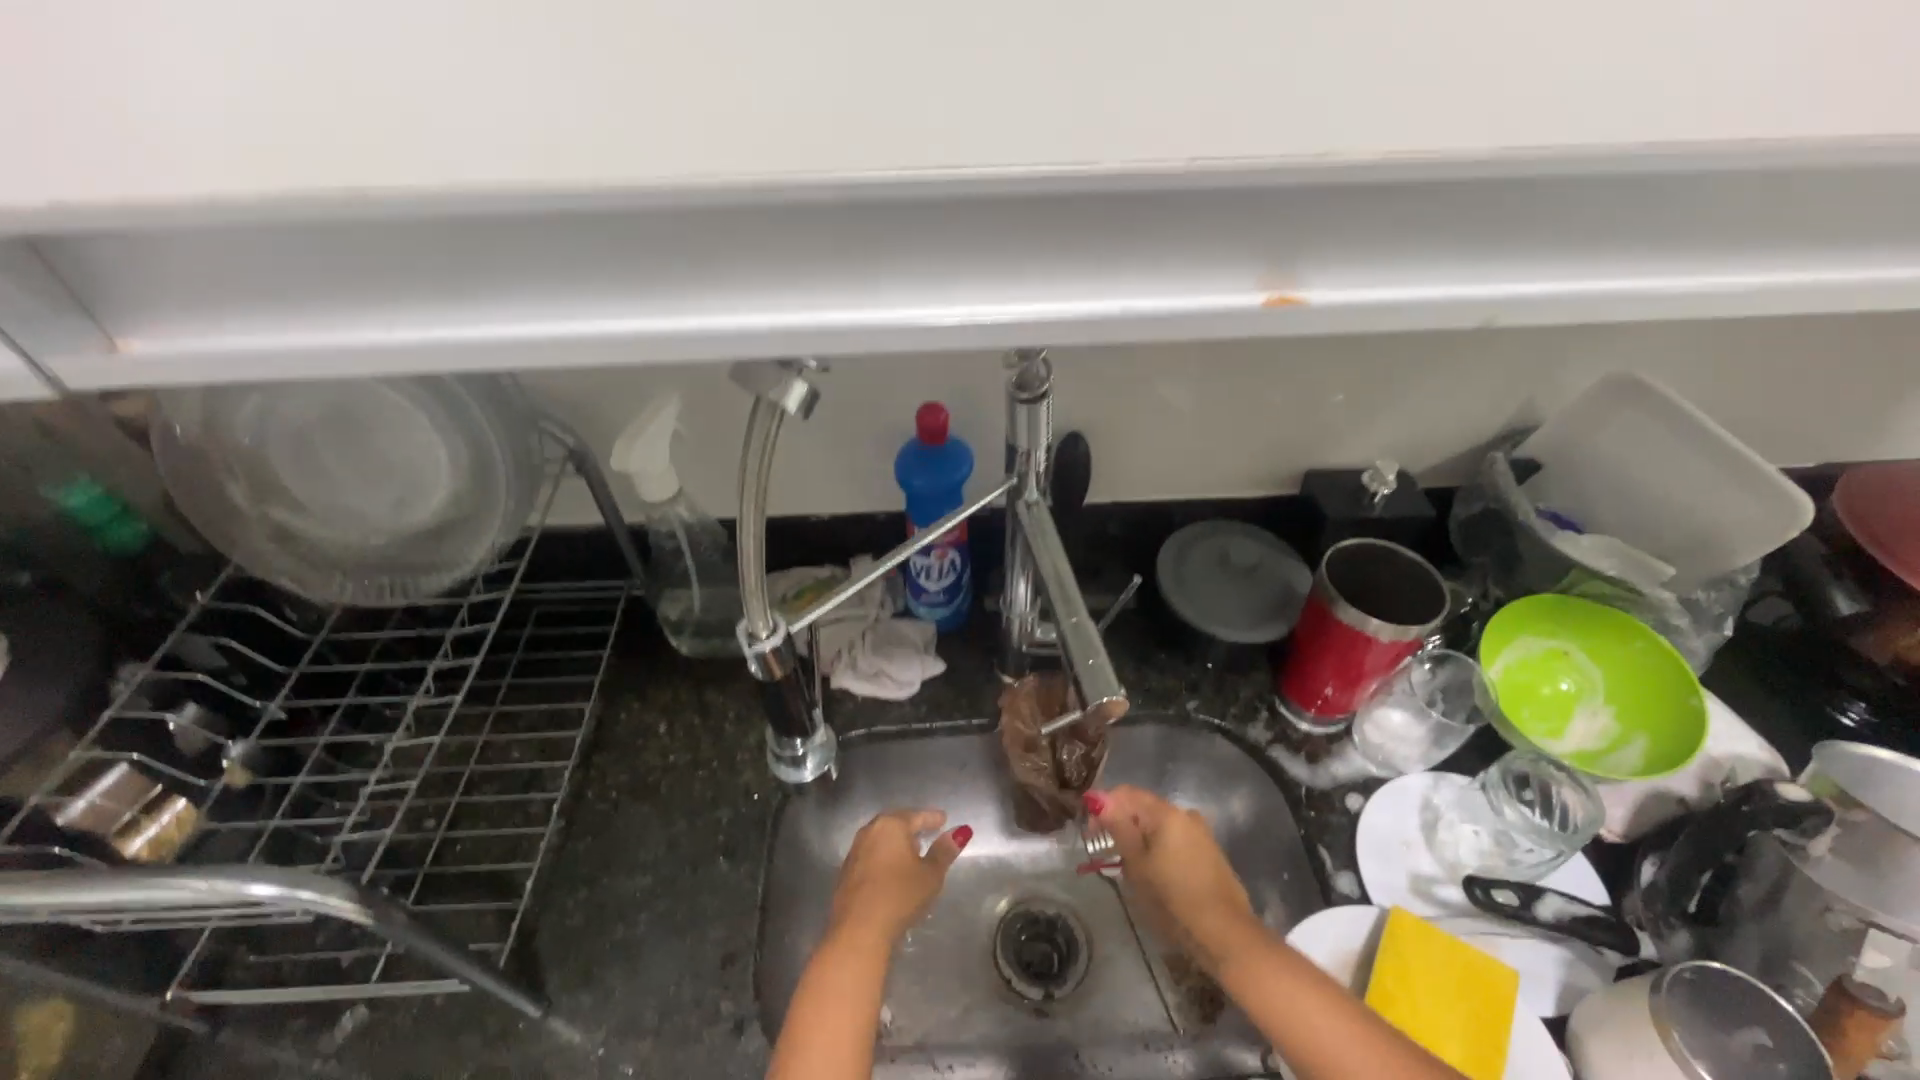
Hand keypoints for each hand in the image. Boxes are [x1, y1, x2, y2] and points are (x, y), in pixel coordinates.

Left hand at [827, 809, 970, 947]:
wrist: (858, 930)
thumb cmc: (900, 895)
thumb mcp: (930, 874)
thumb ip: (944, 851)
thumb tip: (960, 831)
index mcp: (890, 826)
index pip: (916, 816)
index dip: (931, 818)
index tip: (943, 818)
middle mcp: (869, 832)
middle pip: (894, 824)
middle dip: (911, 827)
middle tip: (926, 832)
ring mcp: (855, 852)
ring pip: (880, 840)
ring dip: (896, 843)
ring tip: (912, 851)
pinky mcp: (847, 873)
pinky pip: (871, 857)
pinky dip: (885, 858)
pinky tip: (892, 871)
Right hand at [1084, 786, 1256, 971]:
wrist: (1224, 934)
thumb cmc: (1172, 899)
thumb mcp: (1136, 865)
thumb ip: (1118, 827)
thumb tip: (1098, 798)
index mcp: (1167, 813)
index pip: (1126, 793)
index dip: (1103, 808)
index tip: (1091, 834)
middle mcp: (1186, 814)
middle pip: (1144, 808)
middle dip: (1122, 825)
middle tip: (1106, 853)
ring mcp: (1201, 833)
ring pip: (1160, 826)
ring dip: (1140, 839)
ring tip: (1130, 868)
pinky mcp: (1209, 852)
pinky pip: (1175, 840)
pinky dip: (1158, 849)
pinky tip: (1155, 874)